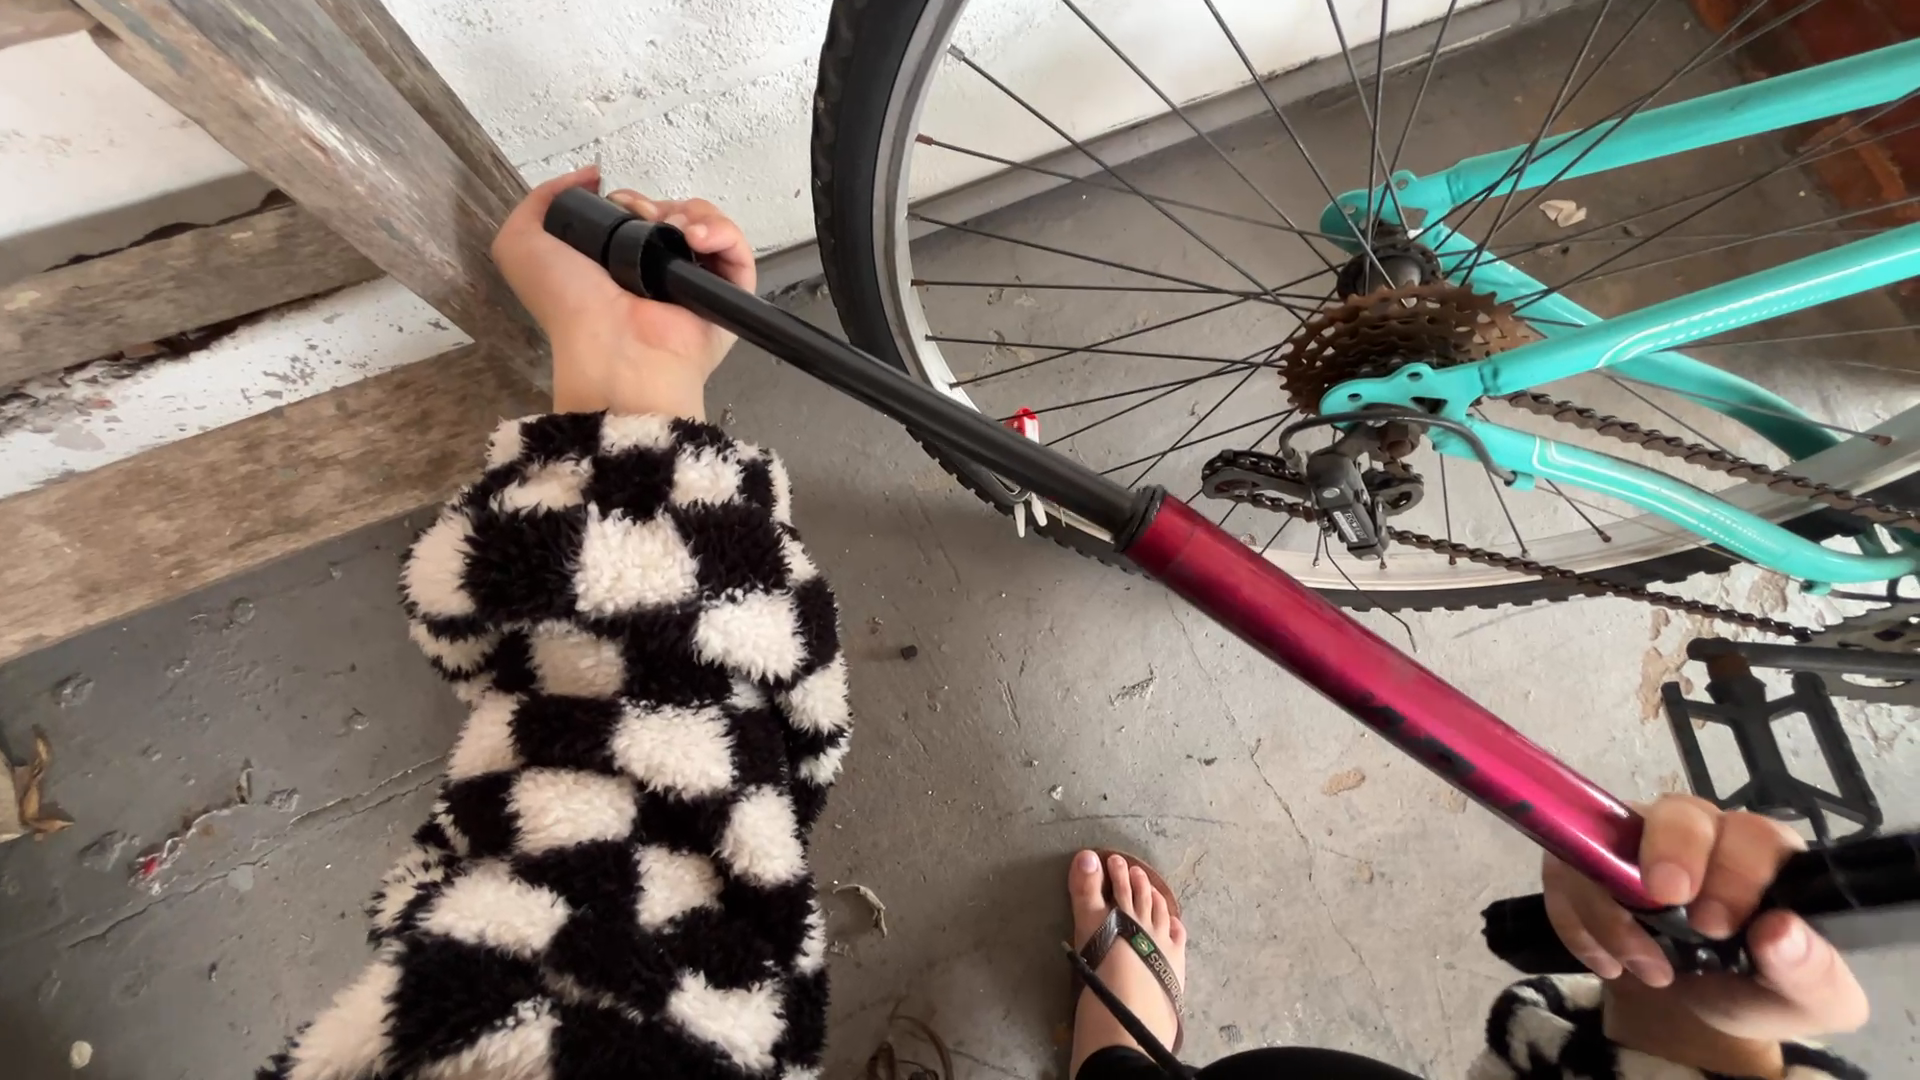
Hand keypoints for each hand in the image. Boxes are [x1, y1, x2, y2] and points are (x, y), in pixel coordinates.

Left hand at [491, 164, 755, 419]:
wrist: (612, 347)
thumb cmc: (569, 305)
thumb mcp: (524, 242)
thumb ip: (545, 198)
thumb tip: (593, 176)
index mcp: (623, 264)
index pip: (645, 217)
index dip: (635, 200)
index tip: (621, 204)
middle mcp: (664, 273)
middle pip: (679, 216)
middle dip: (664, 205)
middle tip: (647, 219)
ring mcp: (700, 285)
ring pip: (711, 228)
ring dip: (694, 215)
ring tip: (677, 231)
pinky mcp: (730, 296)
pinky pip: (740, 253)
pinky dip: (724, 233)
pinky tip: (697, 239)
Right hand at [1543, 795, 1867, 1072]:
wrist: (1685, 1006)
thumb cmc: (1755, 991)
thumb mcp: (1808, 1002)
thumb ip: (1811, 973)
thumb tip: (1782, 930)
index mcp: (1762, 857)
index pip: (1752, 834)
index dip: (1733, 870)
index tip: (1714, 924)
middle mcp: (1697, 834)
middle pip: (1677, 812)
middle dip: (1666, 852)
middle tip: (1660, 900)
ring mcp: (1628, 840)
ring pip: (1604, 842)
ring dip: (1610, 909)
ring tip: (1643, 969)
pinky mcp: (1579, 857)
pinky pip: (1561, 872)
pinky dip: (1576, 921)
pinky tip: (1606, 961)